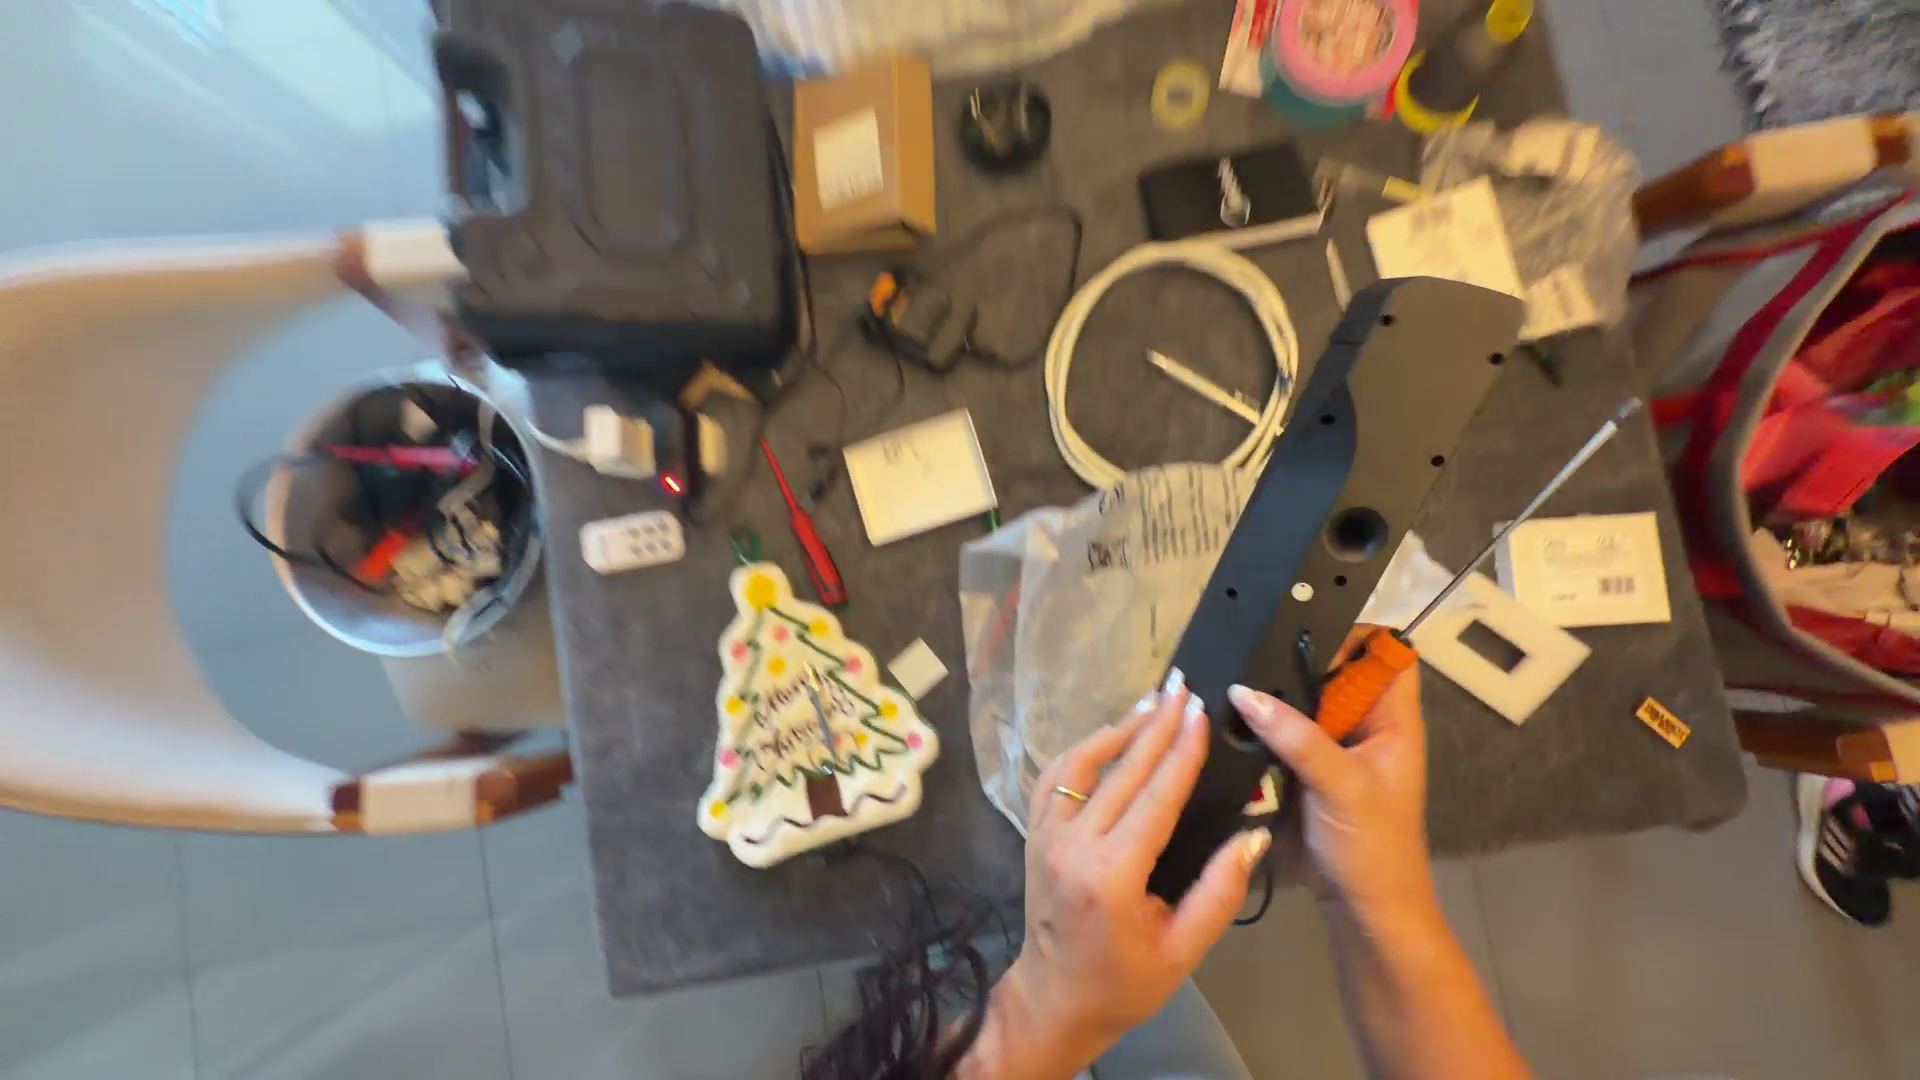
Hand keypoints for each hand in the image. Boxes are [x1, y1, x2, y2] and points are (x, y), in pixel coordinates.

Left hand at [992, 675, 1272, 1074]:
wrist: (1053, 998)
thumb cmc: (1125, 983)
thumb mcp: (1183, 951)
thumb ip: (1219, 891)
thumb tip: (1251, 835)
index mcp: (1112, 875)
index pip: (1154, 796)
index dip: (1181, 751)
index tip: (1199, 710)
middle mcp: (1073, 843)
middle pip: (1120, 770)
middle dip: (1156, 724)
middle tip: (1181, 686)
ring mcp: (1045, 832)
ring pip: (1080, 762)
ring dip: (1117, 728)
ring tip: (1151, 702)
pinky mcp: (1033, 830)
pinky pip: (1055, 776)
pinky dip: (1082, 749)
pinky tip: (1107, 734)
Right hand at [1227, 626, 1435, 924]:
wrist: (1359, 908)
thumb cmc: (1372, 847)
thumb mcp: (1342, 785)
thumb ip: (1296, 736)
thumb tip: (1243, 691)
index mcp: (1391, 720)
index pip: (1385, 655)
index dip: (1354, 634)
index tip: (1304, 625)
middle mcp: (1360, 724)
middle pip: (1331, 672)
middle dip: (1294, 658)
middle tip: (1250, 644)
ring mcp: (1327, 745)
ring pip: (1298, 701)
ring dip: (1270, 691)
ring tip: (1229, 671)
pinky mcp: (1298, 766)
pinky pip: (1277, 730)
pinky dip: (1256, 721)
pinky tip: (1226, 710)